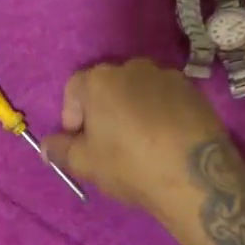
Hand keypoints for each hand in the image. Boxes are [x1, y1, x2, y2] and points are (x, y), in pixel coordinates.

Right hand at [41, 59, 242, 226]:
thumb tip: (47, 146)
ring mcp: (167, 76)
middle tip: (108, 143)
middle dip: (102, 111)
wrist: (197, 177)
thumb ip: (61, 150)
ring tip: (139, 143)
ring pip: (138, 91)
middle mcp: (132, 68)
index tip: (79, 141)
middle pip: (107, 87)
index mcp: (100, 79)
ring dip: (132, 110)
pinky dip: (159, 113)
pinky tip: (164, 140)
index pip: (74, 89)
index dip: (72, 116)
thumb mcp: (86, 163)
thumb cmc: (130, 165)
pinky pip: (165, 99)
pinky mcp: (194, 91)